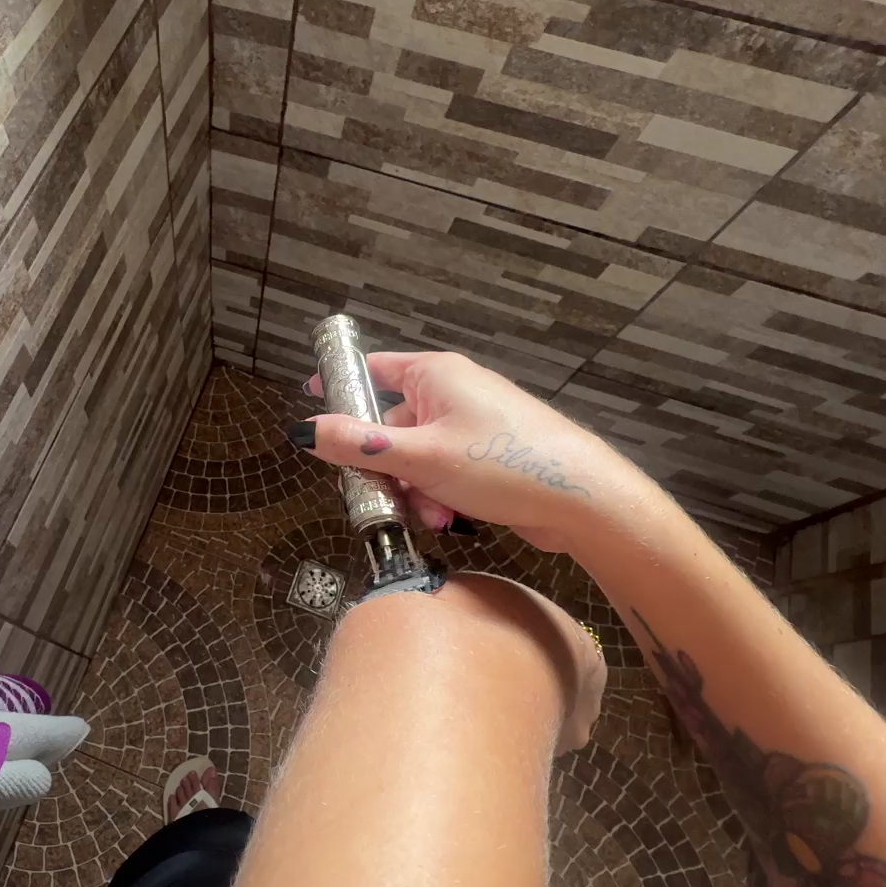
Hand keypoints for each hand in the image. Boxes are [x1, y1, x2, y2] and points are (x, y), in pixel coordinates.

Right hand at [293, 351, 645, 552]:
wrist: (583, 499)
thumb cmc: (499, 463)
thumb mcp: (419, 456)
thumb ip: (358, 445)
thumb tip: (302, 430)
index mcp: (434, 374)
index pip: (373, 368)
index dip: (340, 385)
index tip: (311, 403)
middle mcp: (450, 391)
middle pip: (389, 422)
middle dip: (383, 464)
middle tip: (379, 492)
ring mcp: (470, 423)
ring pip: (413, 454)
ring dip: (412, 487)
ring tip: (430, 515)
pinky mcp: (486, 454)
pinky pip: (440, 469)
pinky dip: (437, 493)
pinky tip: (449, 518)